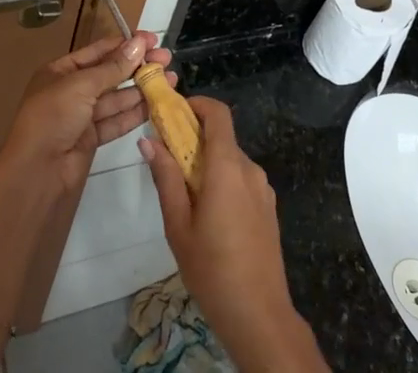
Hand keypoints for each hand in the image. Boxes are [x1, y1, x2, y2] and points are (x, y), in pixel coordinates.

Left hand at [0, 32, 174, 191]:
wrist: (37, 174)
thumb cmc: (52, 118)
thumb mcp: (80, 86)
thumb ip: (113, 67)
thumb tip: (139, 44)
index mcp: (60, 71)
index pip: (97, 52)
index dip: (125, 45)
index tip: (153, 40)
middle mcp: (70, 91)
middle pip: (109, 74)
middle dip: (137, 66)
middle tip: (167, 60)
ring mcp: (81, 117)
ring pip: (116, 98)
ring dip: (141, 88)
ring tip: (171, 79)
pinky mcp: (92, 140)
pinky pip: (117, 121)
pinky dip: (136, 113)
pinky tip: (157, 104)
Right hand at [143, 97, 321, 369]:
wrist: (258, 314)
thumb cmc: (211, 268)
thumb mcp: (177, 224)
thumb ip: (165, 178)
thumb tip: (149, 141)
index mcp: (227, 168)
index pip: (218, 114)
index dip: (196, 104)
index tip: (172, 112)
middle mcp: (250, 170)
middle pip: (221, 138)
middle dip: (192, 140)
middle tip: (164, 159)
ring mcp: (263, 190)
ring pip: (230, 161)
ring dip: (206, 164)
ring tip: (181, 194)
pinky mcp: (267, 208)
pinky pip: (241, 181)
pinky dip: (221, 182)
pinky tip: (206, 214)